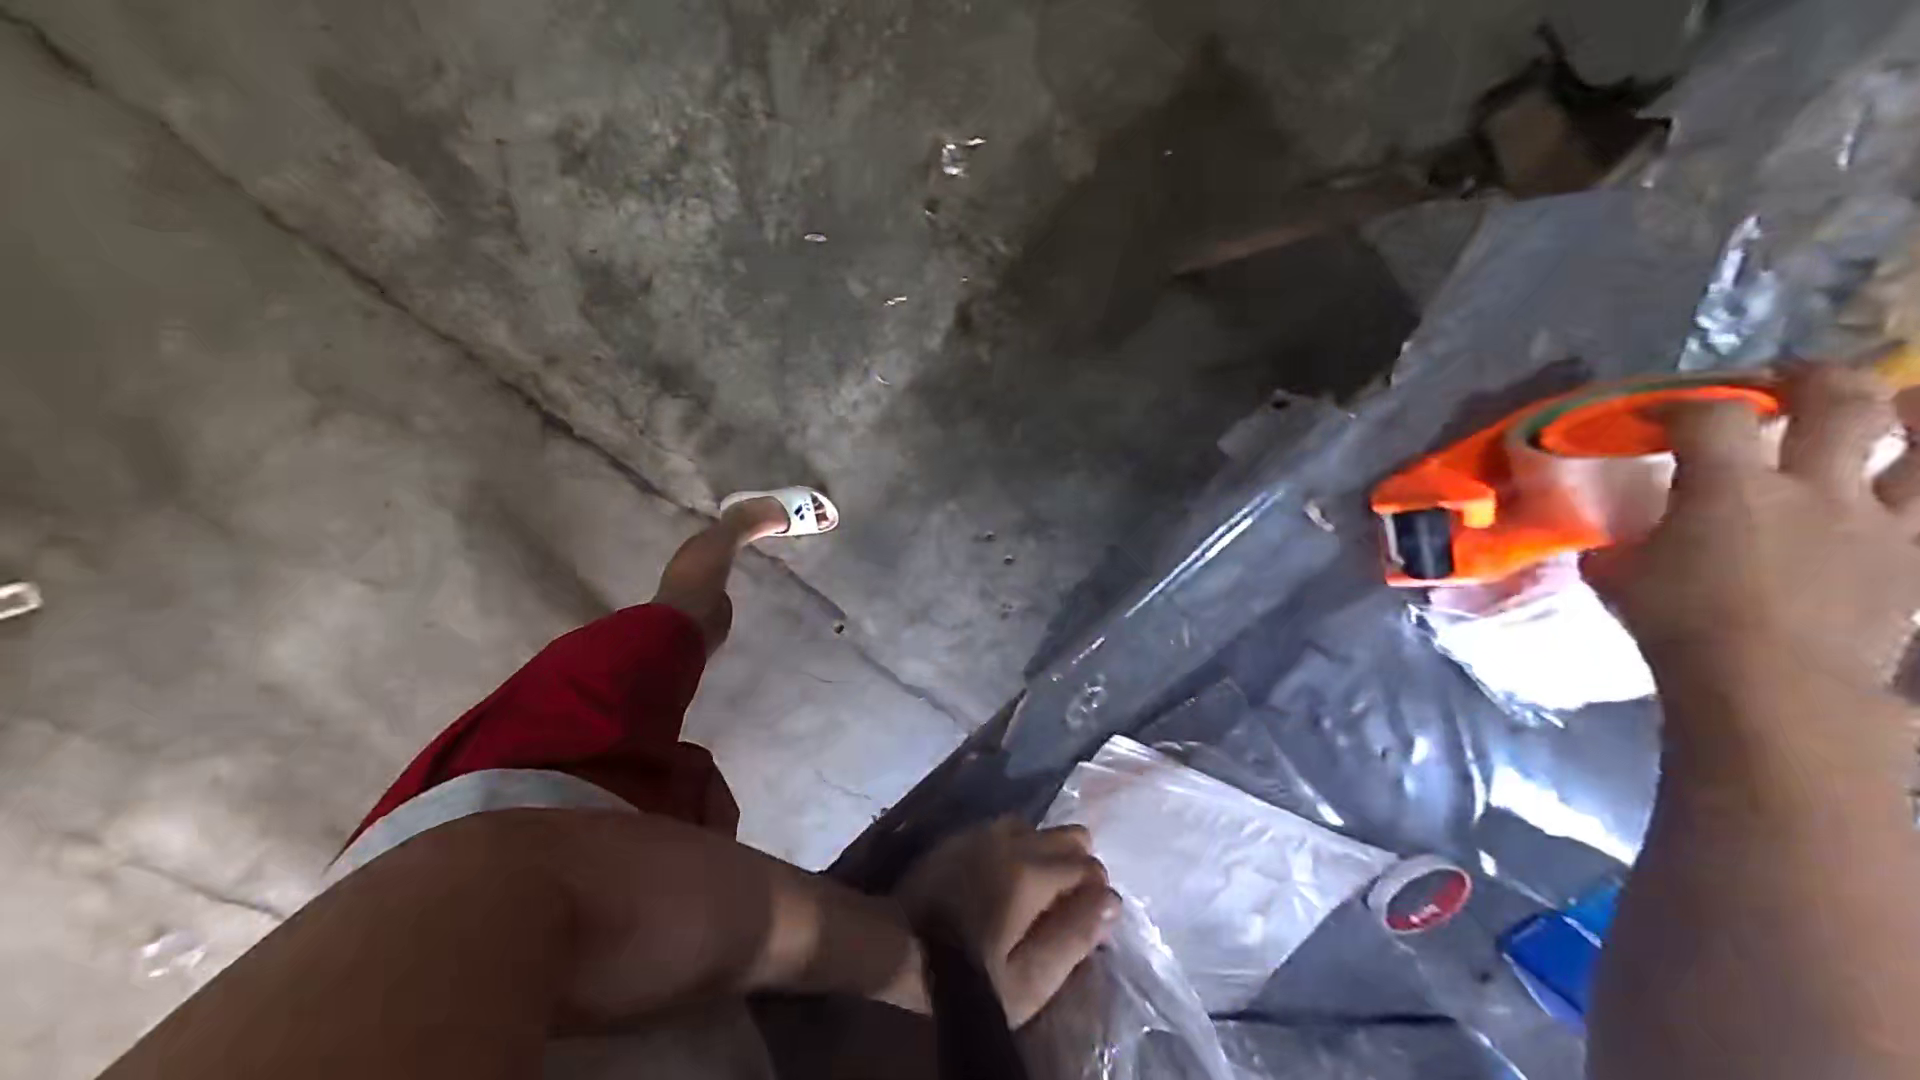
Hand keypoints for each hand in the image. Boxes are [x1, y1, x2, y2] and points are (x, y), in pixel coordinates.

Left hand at [895, 818, 1118, 1026]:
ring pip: (1040, 828)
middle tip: (1061, 906)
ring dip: (1048, 853)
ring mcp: (986, 832)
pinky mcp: (965, 835)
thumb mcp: (1028, 979)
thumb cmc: (968, 972)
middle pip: (1071, 836)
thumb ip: (1074, 936)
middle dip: (1079, 865)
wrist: (899, 944)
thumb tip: (1111, 901)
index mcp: (1032, 873)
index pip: (1090, 866)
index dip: (1097, 893)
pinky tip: (1007, 877)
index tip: (1084, 921)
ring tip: (1035, 893)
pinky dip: (1021, 846)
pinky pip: (1009, 828)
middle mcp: (1013, 840)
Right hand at [1587, 365, 1919, 694]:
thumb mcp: (1618, 578)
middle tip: (1791, 378)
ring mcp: (1879, 519)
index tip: (1663, 416)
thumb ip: (1623, 546)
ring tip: (1897, 401)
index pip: (1710, 418)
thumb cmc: (1676, 624)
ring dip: (1914, 411)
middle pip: (1837, 402)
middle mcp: (1813, 487)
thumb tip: (1622, 540)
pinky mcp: (1917, 555)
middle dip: (1815, 378)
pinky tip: (1906, 479)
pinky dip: (1919, 484)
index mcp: (1728, 488)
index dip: (1685, 406)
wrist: (1770, 684)